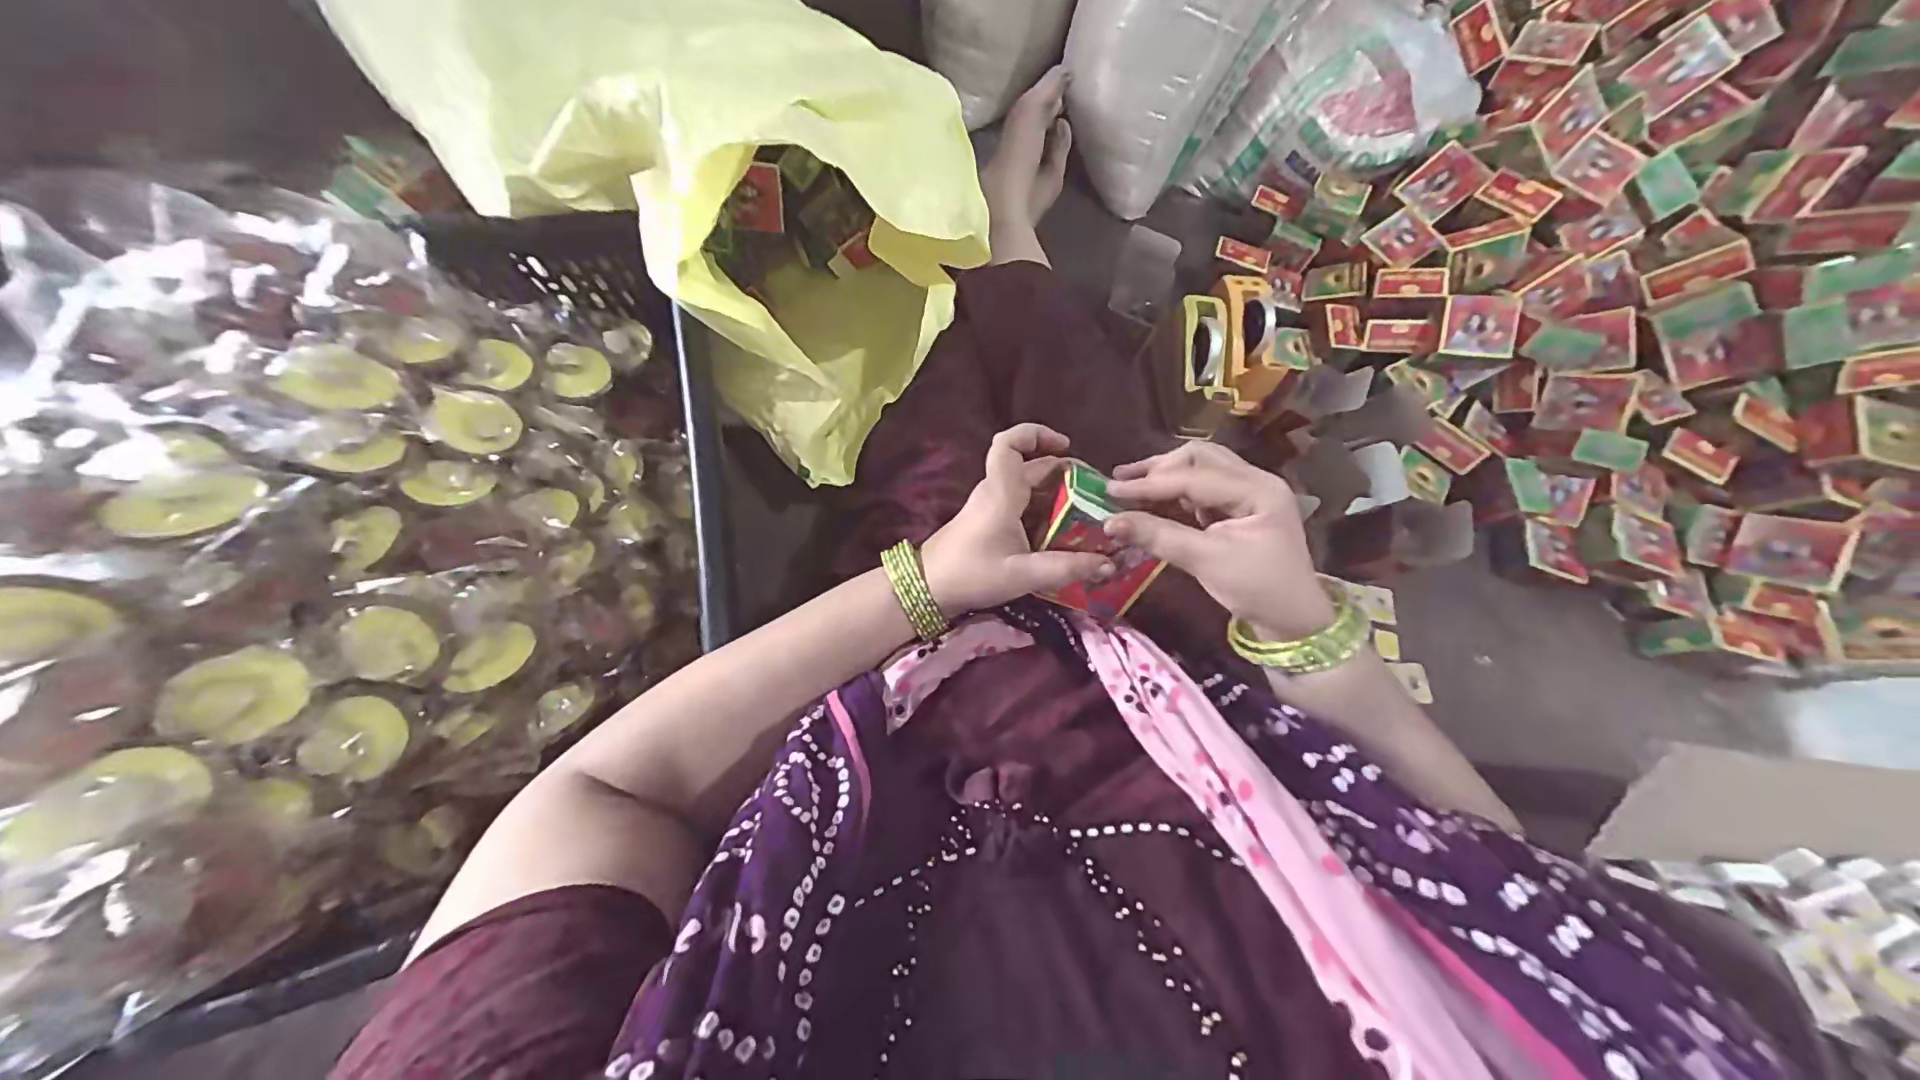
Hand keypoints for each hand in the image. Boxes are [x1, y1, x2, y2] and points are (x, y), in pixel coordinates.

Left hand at [919, 424, 1115, 616]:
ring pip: (1029, 489)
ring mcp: (992, 507)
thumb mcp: (1021, 574)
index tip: (1065, 445)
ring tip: (1087, 516)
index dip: (1036, 434)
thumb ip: (1066, 568)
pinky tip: (1064, 534)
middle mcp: (996, 492)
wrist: (927, 588)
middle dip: (1065, 475)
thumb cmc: (970, 573)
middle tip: (1095, 495)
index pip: (1008, 444)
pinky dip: (1045, 513)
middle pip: (1032, 468)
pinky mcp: (990, 523)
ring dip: (1057, 497)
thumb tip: (1108, 565)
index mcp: (1001, 492)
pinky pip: (1023, 507)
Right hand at [1104, 442, 1333, 639]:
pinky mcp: (1241, 507)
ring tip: (1131, 485)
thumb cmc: (1256, 589)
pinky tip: (1154, 500)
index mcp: (1257, 489)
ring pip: (1201, 468)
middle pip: (1199, 457)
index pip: (1193, 477)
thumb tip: (1110, 522)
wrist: (1292, 620)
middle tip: (1121, 482)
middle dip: (1158, 468)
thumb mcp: (1206, 562)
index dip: (1148, 483)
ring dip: (1166, 475)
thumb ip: (1158, 536)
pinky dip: (1176, 490)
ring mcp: (1251, 492)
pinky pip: (1204, 486)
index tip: (1109, 489)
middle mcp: (1256, 480)